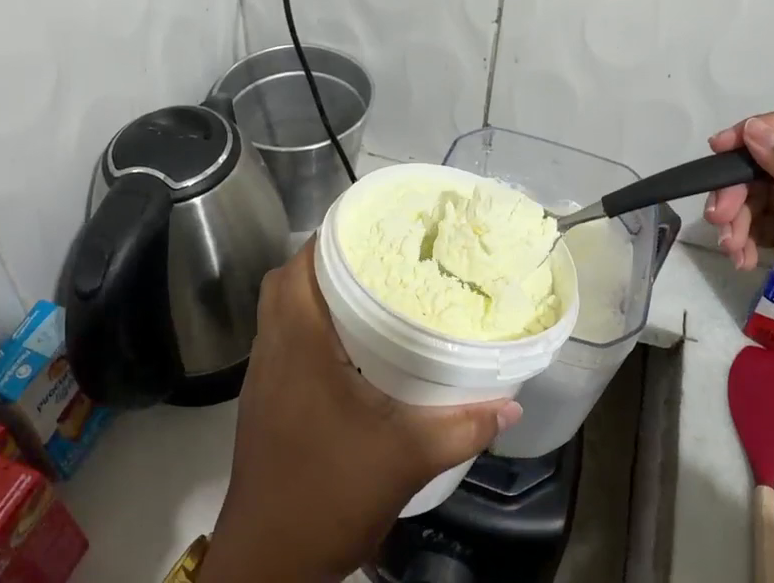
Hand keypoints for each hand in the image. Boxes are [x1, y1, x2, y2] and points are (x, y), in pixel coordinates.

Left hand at [200, 239, 521, 582]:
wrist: (269, 562)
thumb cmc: (330, 494)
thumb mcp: (407, 457)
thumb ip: (462, 425)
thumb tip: (511, 404)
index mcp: (298, 348)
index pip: (301, 268)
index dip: (331, 237)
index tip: (372, 224)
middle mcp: (272, 353)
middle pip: (286, 283)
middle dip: (326, 260)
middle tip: (378, 256)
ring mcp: (262, 380)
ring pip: (280, 313)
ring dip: (315, 293)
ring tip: (370, 288)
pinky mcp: (264, 405)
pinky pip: (282, 341)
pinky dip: (310, 327)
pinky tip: (350, 346)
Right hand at [704, 108, 773, 393]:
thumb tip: (755, 129)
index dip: (766, 130)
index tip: (722, 146)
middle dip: (742, 182)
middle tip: (718, 213)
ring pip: (760, 193)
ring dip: (736, 212)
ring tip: (729, 242)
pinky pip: (757, 226)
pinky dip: (742, 237)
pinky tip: (740, 258)